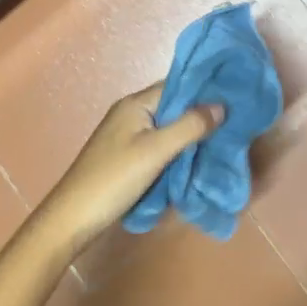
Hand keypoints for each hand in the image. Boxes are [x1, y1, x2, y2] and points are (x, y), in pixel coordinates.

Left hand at [31, 83, 221, 252]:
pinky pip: (160, 143)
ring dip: (191, 133)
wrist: (71, 220)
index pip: (177, 84)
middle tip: (234, 120)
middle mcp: (131, 113)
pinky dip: (177, 148)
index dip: (205, 89)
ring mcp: (128, 135)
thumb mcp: (155, 151)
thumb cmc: (113, 179)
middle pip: (174, 105)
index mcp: (136, 103)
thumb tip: (222, 105)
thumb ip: (189, 126)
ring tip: (222, 138)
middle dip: (201, 112)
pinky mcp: (127, 156)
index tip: (235, 95)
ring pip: (168, 126)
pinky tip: (196, 157)